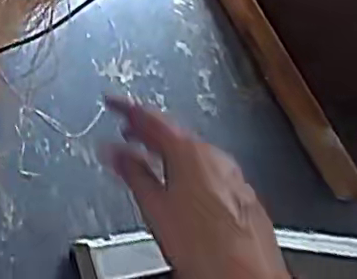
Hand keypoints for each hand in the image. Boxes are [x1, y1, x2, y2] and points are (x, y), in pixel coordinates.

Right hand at [101, 96, 287, 278]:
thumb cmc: (207, 252)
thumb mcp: (155, 209)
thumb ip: (132, 173)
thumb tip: (114, 152)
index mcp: (189, 151)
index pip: (149, 117)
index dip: (125, 108)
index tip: (112, 102)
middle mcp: (214, 156)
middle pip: (173, 134)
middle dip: (146, 133)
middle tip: (126, 132)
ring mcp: (233, 176)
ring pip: (192, 154)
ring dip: (167, 153)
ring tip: (148, 161)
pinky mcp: (244, 196)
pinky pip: (209, 172)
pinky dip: (189, 171)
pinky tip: (181, 188)